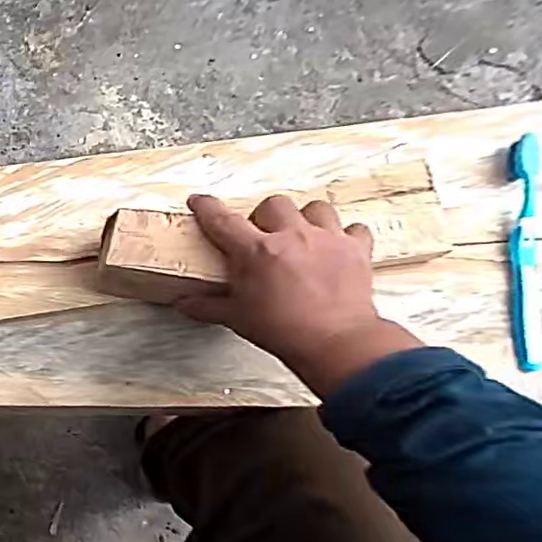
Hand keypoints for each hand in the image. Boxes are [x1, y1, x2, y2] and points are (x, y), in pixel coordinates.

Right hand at [173, 194, 422, 396]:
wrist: (334, 341)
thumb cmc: (284, 329)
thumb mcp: (235, 317)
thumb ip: (206, 306)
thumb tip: (185, 303)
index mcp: (256, 252)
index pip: (222, 221)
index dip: (207, 207)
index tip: (200, 201)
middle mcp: (292, 238)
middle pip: (273, 204)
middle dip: (264, 215)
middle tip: (260, 233)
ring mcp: (326, 240)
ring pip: (315, 207)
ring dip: (304, 217)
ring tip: (299, 234)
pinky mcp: (355, 249)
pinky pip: (353, 228)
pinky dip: (343, 233)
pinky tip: (334, 245)